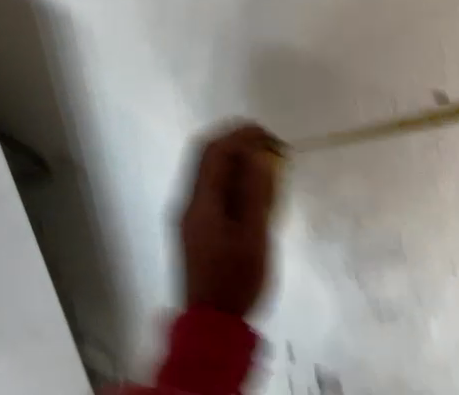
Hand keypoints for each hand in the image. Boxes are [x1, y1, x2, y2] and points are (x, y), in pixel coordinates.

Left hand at [177, 122, 282, 318]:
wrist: (212, 324)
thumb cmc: (237, 280)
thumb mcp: (254, 236)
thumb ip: (256, 193)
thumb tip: (259, 155)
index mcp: (201, 203)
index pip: (215, 151)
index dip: (242, 135)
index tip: (270, 137)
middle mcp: (189, 203)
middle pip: (205, 154)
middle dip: (236, 140)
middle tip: (267, 144)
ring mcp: (189, 215)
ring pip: (207, 169)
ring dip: (234, 157)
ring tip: (265, 163)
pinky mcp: (196, 226)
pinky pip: (211, 185)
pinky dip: (231, 175)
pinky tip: (252, 187)